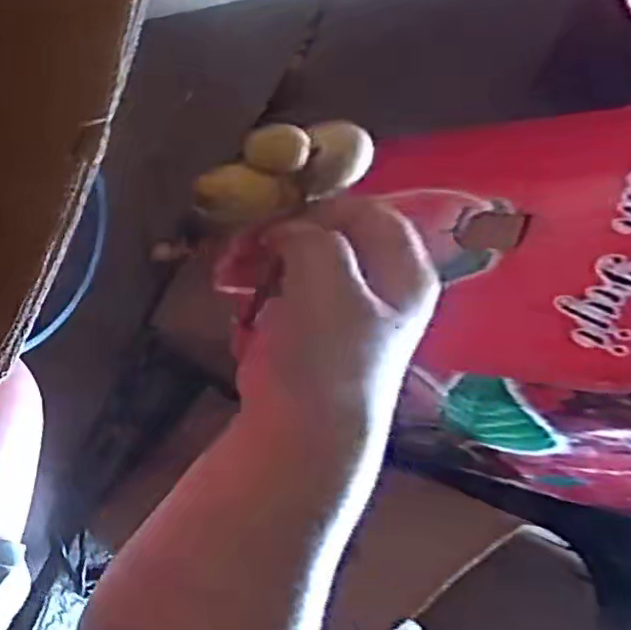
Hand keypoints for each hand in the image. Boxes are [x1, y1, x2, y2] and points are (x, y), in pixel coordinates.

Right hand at [225, 196, 439, 448]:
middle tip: (238, 246)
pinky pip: (275, 282)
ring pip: (294, 255)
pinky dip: (250, 280)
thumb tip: (284, 226)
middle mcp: (377, 281)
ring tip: (227, 271)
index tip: (269, 221)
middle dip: (277, 233)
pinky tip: (233, 292)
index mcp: (403, 271)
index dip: (318, 209)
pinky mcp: (299, 319)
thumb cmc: (326, 354)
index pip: (368, 211)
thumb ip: (314, 243)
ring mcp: (337, 301)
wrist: (302, 420)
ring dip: (255, 256)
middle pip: (327, 231)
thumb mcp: (328, 289)